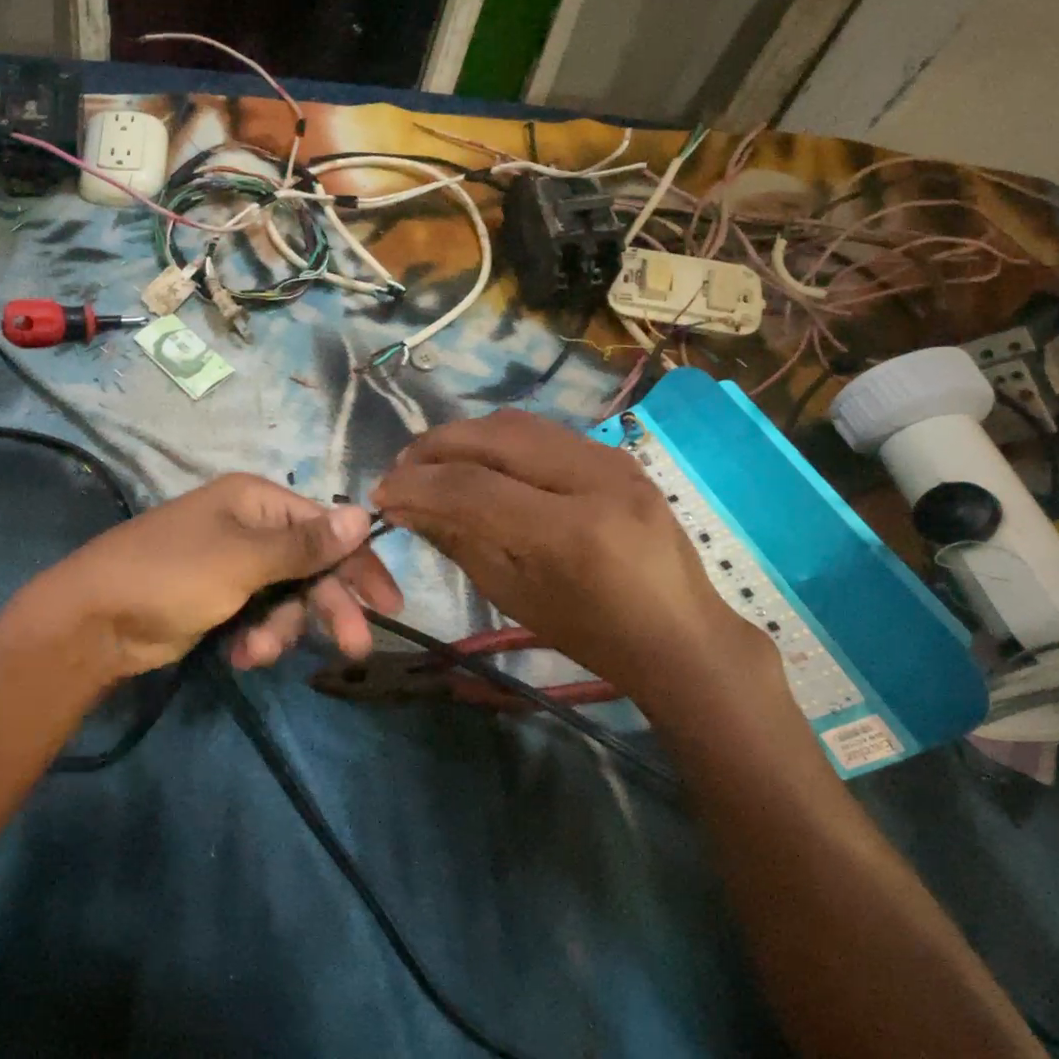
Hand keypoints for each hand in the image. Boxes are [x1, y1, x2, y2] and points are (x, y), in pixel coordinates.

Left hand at [13, 474, 403, 680]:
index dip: (359, 564)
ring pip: (286, 599)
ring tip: (257, 653)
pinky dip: (256, 638)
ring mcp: (230, 566)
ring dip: (282, 630)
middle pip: (310, 567)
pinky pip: (258, 618)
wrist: (95, 620)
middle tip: (354, 648)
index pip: (325, 528)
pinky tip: (241, 656)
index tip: (390, 604)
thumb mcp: (243, 560)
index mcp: (255, 501)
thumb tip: (364, 514)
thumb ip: (305, 545)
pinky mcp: (216, 601)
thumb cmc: (171, 576)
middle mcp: (247, 527)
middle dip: (326, 607)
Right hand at [372, 410, 774, 713]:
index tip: (378, 494)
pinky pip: (542, 432)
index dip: (415, 485)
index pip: (472, 487)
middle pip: (494, 436)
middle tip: (400, 472)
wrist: (680, 635)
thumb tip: (404, 507)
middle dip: (434, 448)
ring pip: (516, 423)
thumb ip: (458, 540)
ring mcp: (612, 460)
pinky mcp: (617, 455)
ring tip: (432, 464)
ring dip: (464, 438)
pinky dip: (497, 441)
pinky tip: (478, 464)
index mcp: (570, 533)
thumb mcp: (513, 596)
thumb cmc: (592, 635)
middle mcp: (594, 480)